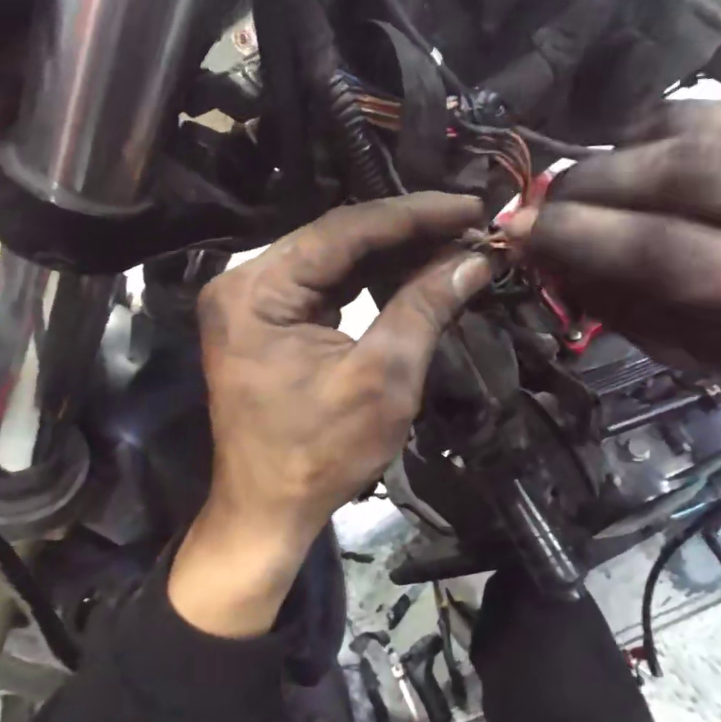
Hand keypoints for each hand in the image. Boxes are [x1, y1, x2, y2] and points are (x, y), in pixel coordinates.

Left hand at [170, 193, 491, 637]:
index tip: (469, 206)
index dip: (413, 215)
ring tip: (453, 243)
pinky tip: (415, 268)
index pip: (343, 230)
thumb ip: (423, 307)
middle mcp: (245, 282)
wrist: (266, 514)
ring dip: (393, 252)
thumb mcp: (382, 379)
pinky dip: (371, 278)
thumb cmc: (319, 456)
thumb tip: (475, 260)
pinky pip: (326, 284)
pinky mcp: (268, 319)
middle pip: (337, 238)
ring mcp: (253, 300)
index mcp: (256, 291)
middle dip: (407, 231)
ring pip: (334, 258)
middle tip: (469, 225)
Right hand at [505, 90, 720, 413]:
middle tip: (543, 198)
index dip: (587, 238)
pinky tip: (651, 161)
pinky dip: (668, 133)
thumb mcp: (711, 351)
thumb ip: (625, 298)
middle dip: (597, 184)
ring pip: (705, 127)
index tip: (518, 231)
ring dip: (625, 154)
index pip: (685, 255)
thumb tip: (538, 243)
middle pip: (696, 172)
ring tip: (592, 184)